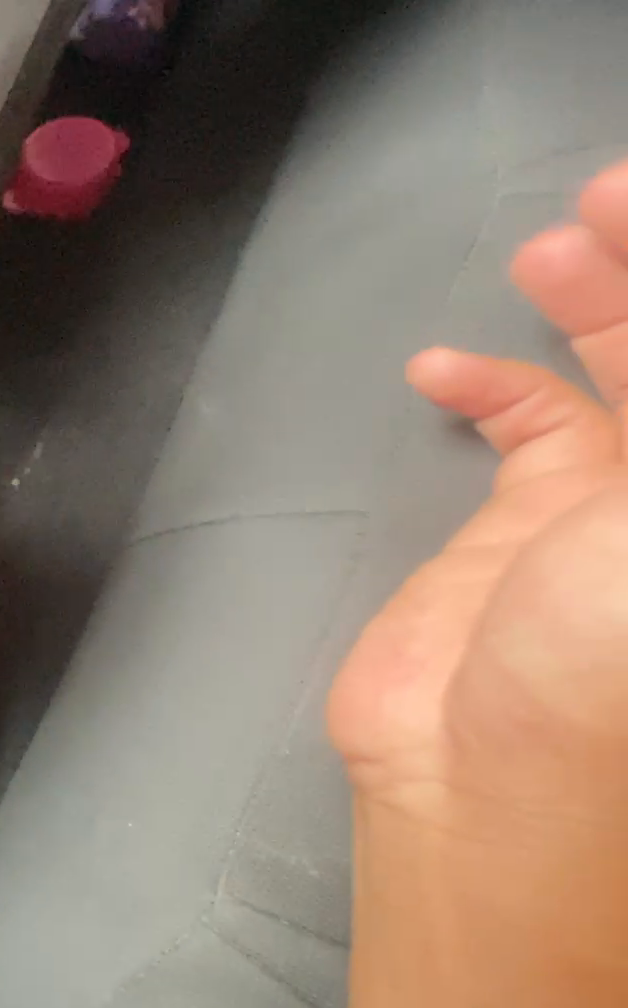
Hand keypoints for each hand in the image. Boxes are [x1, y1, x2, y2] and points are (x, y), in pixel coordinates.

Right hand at [332, 161, 627, 1007]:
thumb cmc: (607, 658)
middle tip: (608, 188)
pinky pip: (522, 430)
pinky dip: (489, 390)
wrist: (491, 774)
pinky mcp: (523, 525)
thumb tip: (610, 361)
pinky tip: (442, 369)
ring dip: (596, 300)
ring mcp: (623, 502)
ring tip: (552, 241)